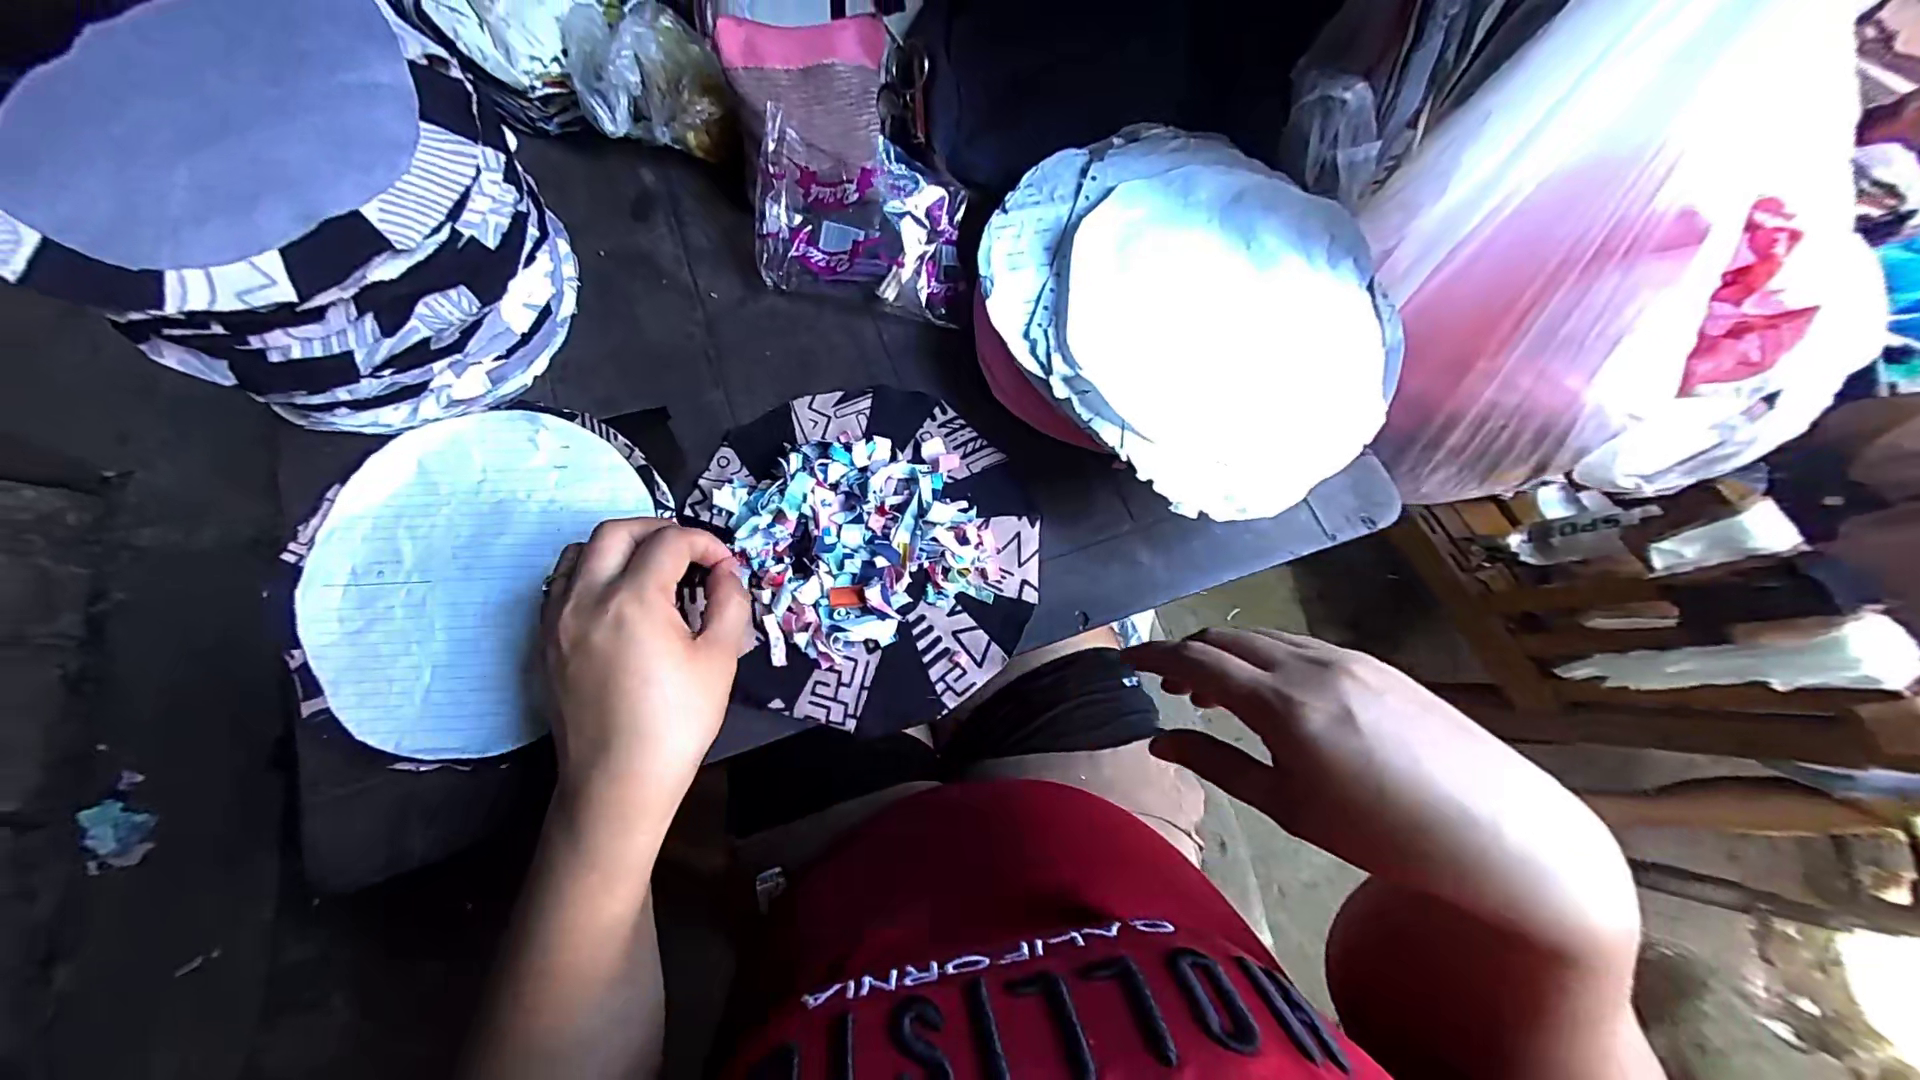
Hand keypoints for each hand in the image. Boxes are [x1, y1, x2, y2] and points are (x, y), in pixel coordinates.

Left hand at [540, 518, 749, 827]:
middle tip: (691, 552)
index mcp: (634, 600)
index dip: (706, 544)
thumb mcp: (721, 658)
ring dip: (621, 546)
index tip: (725, 565)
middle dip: (660, 529)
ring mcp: (557, 618)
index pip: (671, 542)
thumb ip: (730, 602)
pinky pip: (560, 583)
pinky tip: (619, 598)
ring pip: (580, 551)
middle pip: (618, 531)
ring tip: (652, 568)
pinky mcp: (546, 640)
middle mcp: (586, 598)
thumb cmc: (678, 721)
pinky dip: (592, 572)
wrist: (618, 781)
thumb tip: (726, 572)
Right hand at [1125, 628, 1638, 953]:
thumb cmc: (1379, 833)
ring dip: (1226, 655)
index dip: (1154, 655)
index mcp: (1283, 706)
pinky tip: (1271, 691)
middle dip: (1187, 656)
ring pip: (1261, 638)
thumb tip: (1158, 743)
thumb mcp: (1286, 806)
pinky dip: (1263, 657)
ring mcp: (1345, 657)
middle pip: (1224, 639)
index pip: (1196, 661)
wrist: (1499, 830)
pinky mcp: (1372, 660)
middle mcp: (1309, 666)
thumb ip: (1216, 763)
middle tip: (1171, 689)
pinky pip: (1297, 644)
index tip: (1127, 659)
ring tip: (1216, 694)